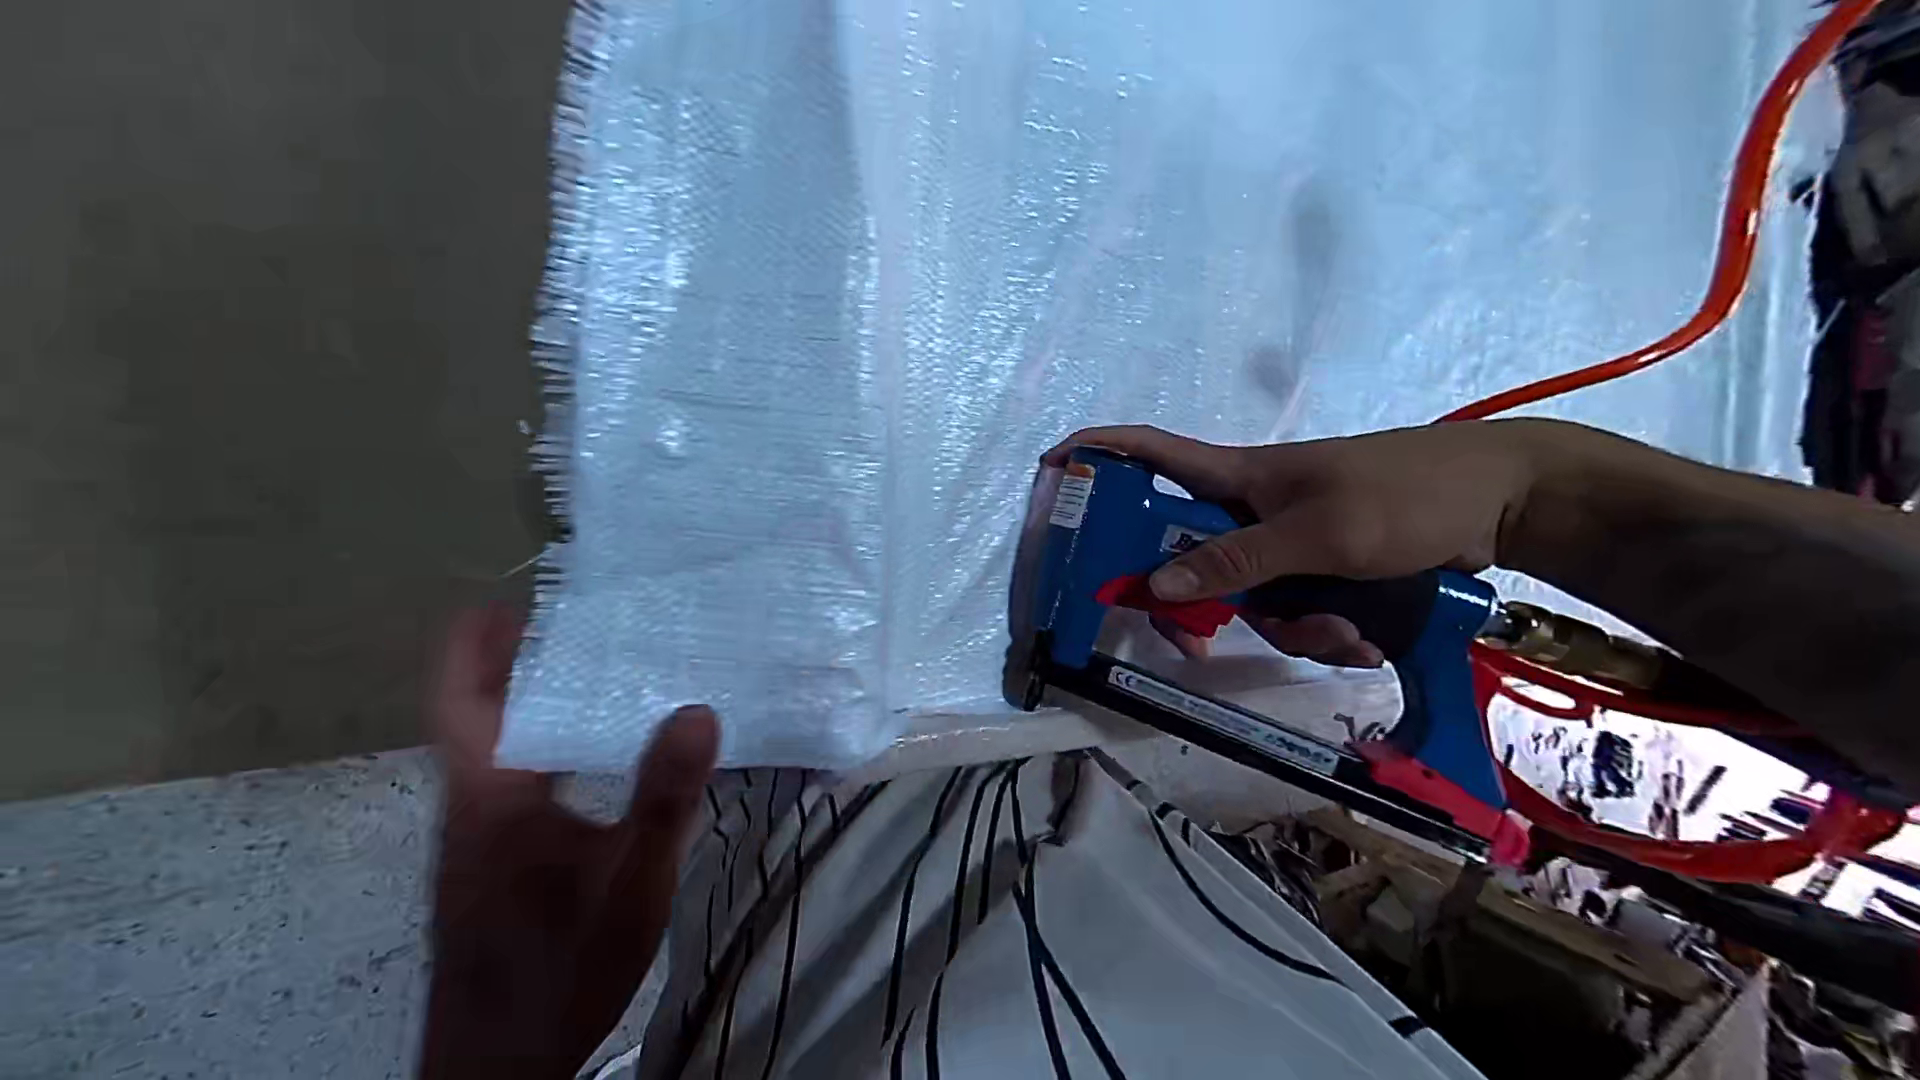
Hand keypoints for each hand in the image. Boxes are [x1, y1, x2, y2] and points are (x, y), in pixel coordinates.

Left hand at [420, 608, 720, 1079]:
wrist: (504, 1064)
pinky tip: (605, 748)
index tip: (508, 600)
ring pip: (506, 746)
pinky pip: (524, 776)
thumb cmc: (563, 967)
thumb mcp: (631, 880)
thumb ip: (664, 798)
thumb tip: (697, 709)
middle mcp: (477, 805)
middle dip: (520, 662)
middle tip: (584, 621)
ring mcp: (485, 835)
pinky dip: (555, 741)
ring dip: (541, 700)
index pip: (460, 704)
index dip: (472, 648)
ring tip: (607, 666)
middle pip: (485, 715)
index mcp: (492, 797)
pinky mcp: (504, 858)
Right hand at [1042, 421, 1546, 665]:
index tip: (1057, 468)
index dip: (1099, 452)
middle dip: (1198, 607)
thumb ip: (1236, 559)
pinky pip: (1289, 610)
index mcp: (1235, 478)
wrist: (1504, 502)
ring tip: (1344, 636)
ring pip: (1243, 597)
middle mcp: (1245, 511)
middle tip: (1195, 647)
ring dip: (1288, 628)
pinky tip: (1362, 638)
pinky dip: (1321, 632)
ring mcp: (1279, 543)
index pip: (1150, 452)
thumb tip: (1158, 586)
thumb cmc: (1405, 493)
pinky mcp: (1314, 569)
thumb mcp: (1318, 532)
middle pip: (1183, 557)